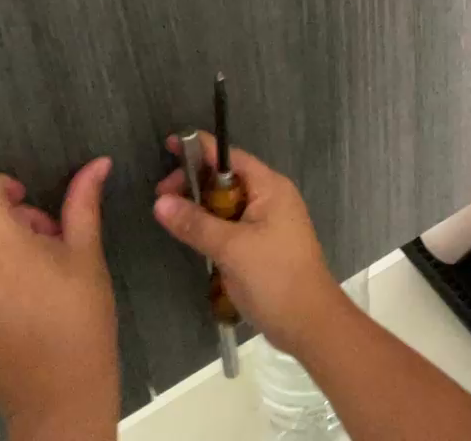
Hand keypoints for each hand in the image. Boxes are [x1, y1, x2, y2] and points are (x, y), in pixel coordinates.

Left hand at [0, 159, 118, 440]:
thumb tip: (97, 163)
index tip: (23, 198)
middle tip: (47, 248)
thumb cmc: (83, 318)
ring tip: (34, 285)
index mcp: (2, 254)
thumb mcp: (88, 255)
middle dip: (11, 228)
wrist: (61, 396)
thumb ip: (82, 204)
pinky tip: (15, 312)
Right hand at [153, 134, 348, 356]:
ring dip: (201, 208)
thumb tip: (160, 202)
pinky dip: (212, 227)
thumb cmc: (275, 277)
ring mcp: (268, 222)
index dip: (200, 149)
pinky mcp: (263, 244)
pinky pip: (232, 225)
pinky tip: (192, 237)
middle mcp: (271, 197)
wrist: (309, 323)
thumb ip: (196, 223)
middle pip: (226, 179)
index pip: (230, 157)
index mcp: (270, 187)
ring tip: (172, 217)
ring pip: (227, 204)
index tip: (169, 146)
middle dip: (194, 184)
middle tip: (162, 199)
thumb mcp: (231, 248)